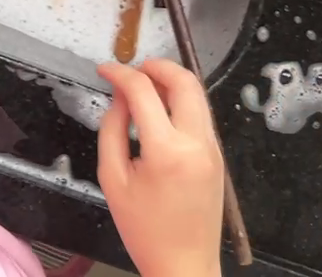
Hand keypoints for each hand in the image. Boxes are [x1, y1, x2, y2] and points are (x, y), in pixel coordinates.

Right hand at [97, 60, 223, 276]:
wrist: (184, 269)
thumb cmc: (143, 230)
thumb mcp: (112, 179)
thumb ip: (112, 129)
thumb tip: (119, 97)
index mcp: (167, 151)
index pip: (143, 91)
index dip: (120, 72)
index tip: (104, 69)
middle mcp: (196, 143)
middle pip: (183, 80)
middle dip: (155, 65)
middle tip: (131, 69)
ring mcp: (212, 148)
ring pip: (196, 93)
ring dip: (170, 79)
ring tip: (143, 87)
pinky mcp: (217, 156)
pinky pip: (200, 113)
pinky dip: (180, 100)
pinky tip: (159, 110)